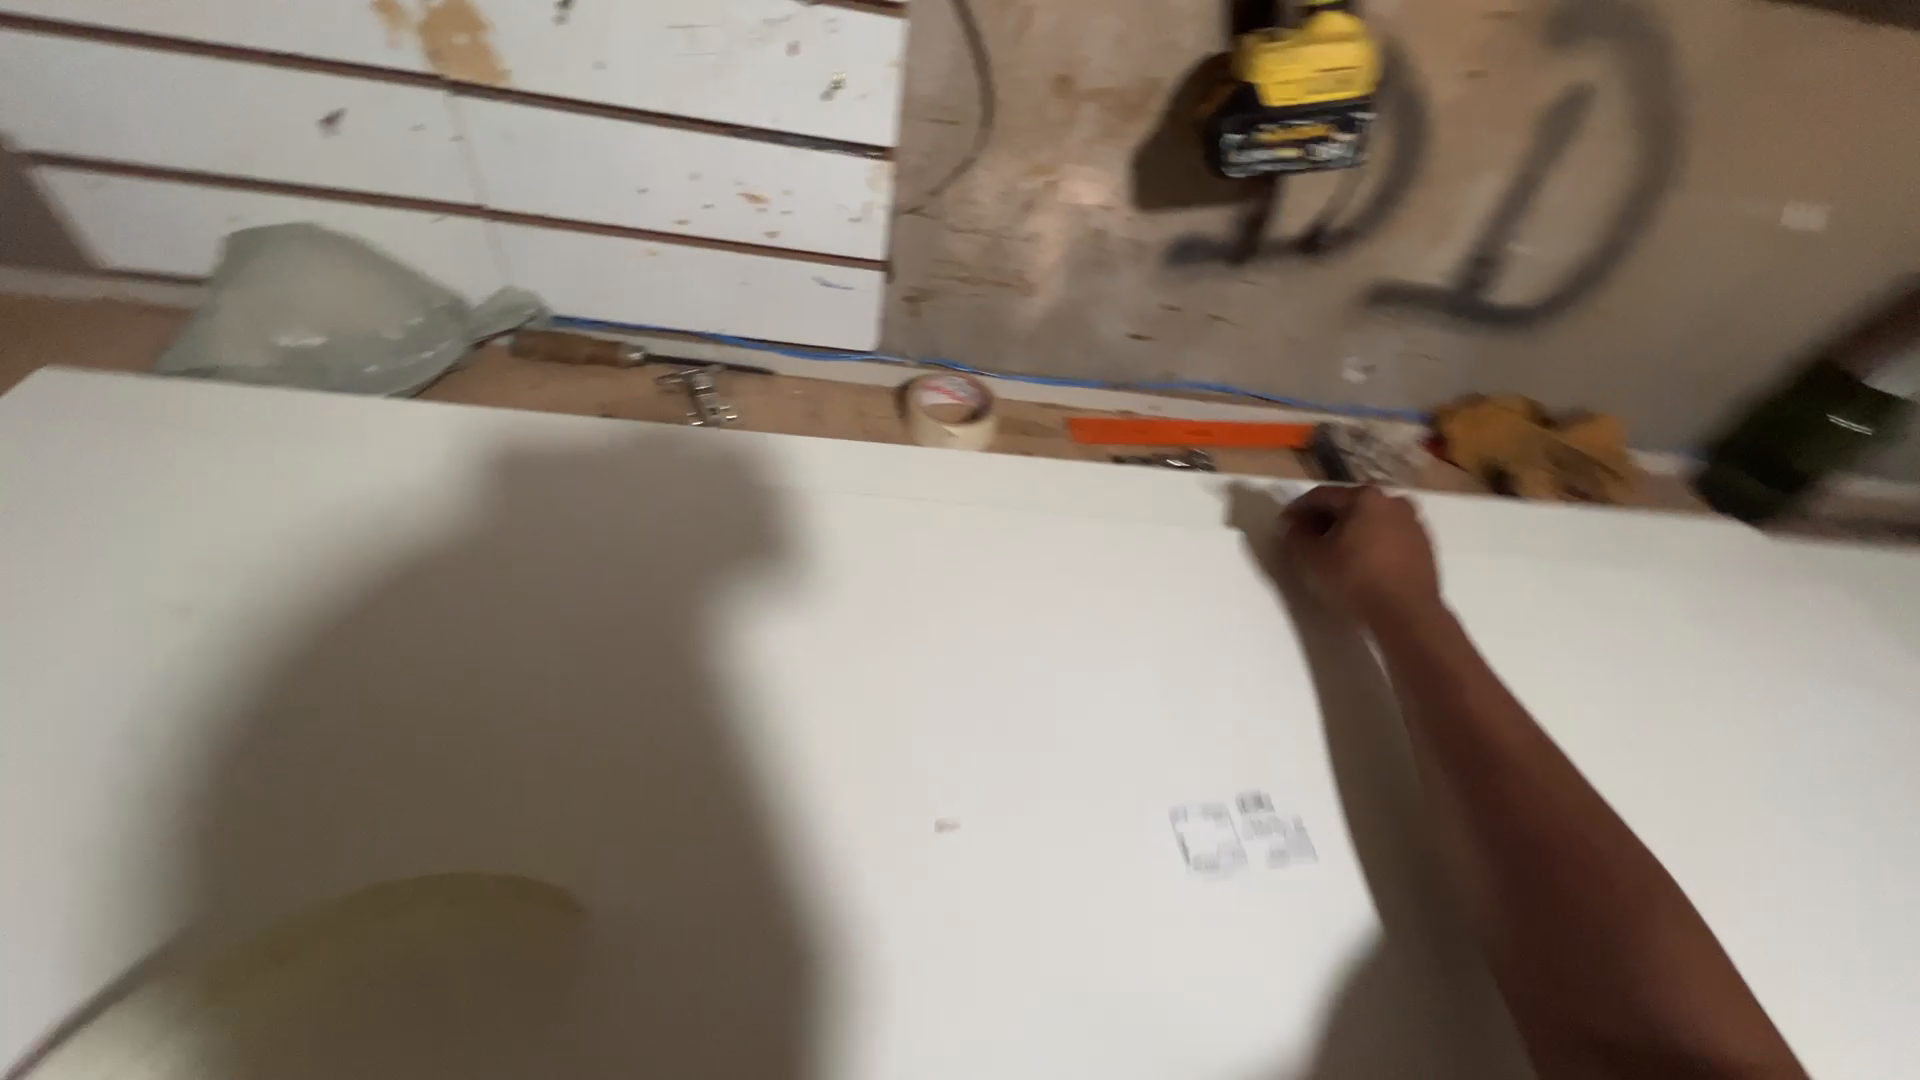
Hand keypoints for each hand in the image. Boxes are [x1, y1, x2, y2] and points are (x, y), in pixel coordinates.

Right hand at [1282, 485, 1442, 628]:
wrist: (1406, 613)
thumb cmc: (1354, 579)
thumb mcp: (1311, 558)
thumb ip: (1296, 535)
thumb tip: (1296, 525)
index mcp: (1364, 497)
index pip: (1320, 496)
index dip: (1298, 509)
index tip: (1285, 525)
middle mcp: (1392, 501)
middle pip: (1348, 504)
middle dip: (1325, 518)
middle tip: (1308, 538)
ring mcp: (1413, 522)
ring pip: (1370, 519)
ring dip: (1349, 530)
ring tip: (1334, 551)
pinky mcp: (1424, 544)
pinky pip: (1388, 535)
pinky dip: (1370, 542)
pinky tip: (1361, 562)